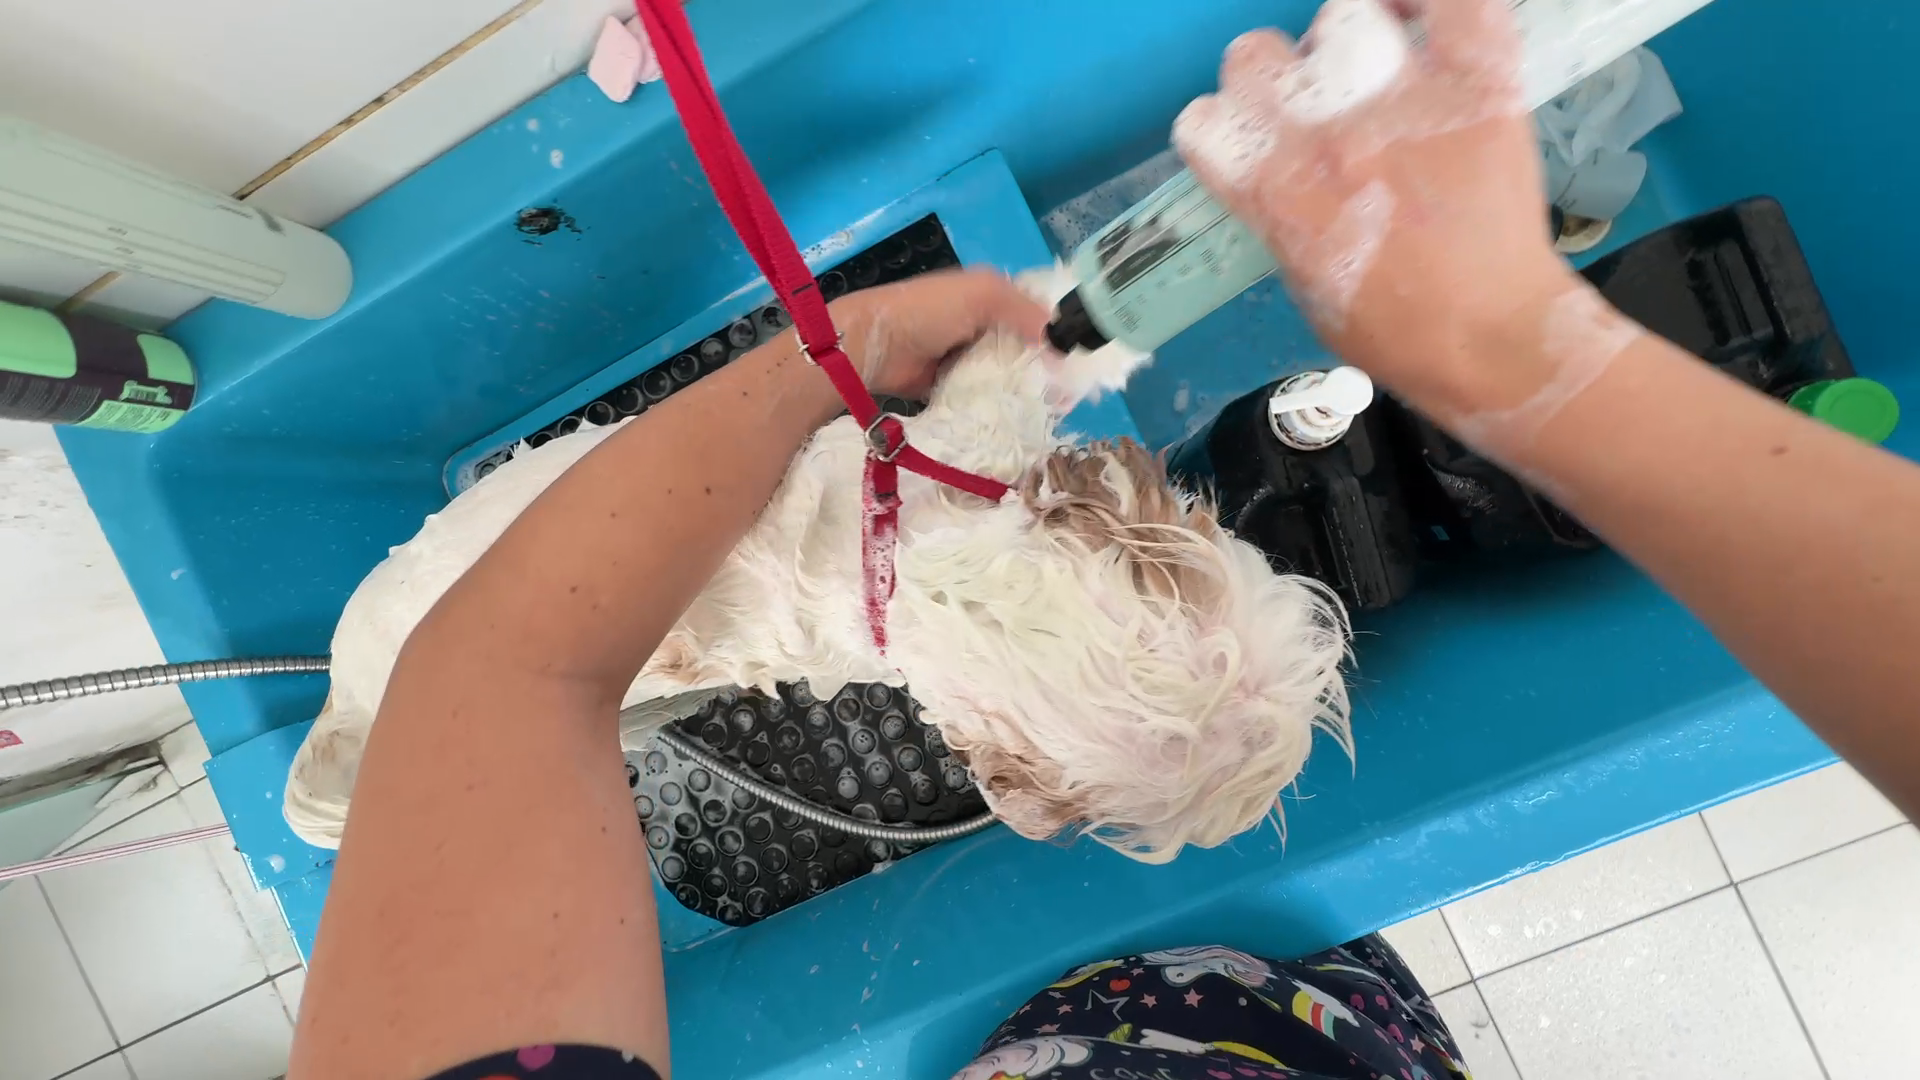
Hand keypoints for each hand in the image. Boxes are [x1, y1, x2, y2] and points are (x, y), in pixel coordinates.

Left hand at [826, 269, 1050, 399]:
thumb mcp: (982, 294)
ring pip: (1008, 375)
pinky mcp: (956, 386)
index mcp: (992, 296)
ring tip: (1052, 410)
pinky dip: (1001, 404)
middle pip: (1026, 349)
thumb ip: (1024, 310)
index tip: (1080, 360)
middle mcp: (983, 326)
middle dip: (1046, 369)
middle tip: (1069, 394)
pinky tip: (1021, 417)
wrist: (876, 346)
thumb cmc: (928, 311)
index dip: (1058, 334)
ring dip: (1026, 390)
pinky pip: (986, 396)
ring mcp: (969, 358)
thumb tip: (1062, 342)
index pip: (1036, 314)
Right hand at [1173, 0, 1588, 418]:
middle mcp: (1330, 139)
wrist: (1487, 335)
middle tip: (1292, 108)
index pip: (1204, 123)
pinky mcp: (1482, 81)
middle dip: (1261, 81)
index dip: (1213, 131)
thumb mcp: (1300, 282)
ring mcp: (1408, 102)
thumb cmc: (1384, 330)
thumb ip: (1278, 216)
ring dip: (1336, 42)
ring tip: (1357, 72)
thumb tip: (1276, 171)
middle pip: (1254, 57)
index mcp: (1278, 198)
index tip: (1234, 144)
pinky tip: (1408, 15)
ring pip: (1341, 14)